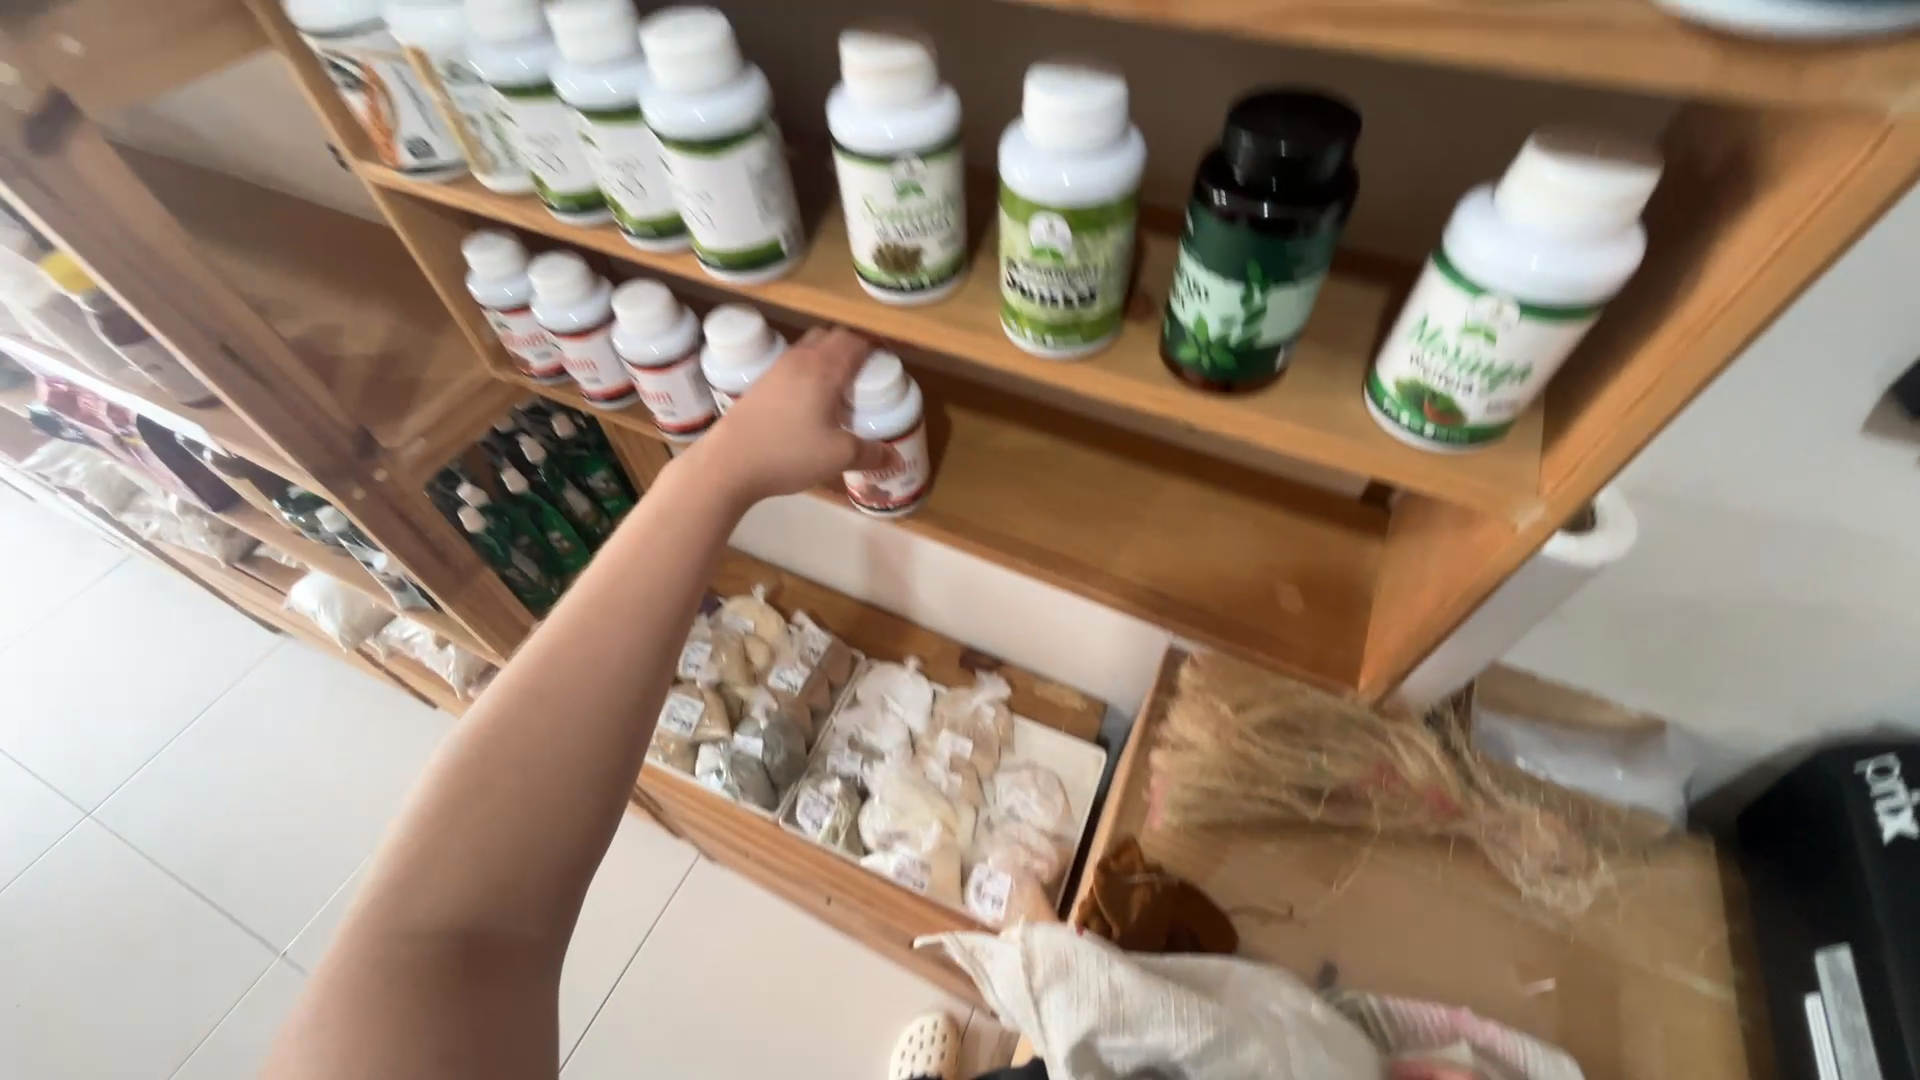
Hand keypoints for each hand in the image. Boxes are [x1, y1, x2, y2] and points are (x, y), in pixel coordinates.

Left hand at [687, 326, 898, 502]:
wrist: (728, 463)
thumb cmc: (788, 453)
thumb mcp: (838, 457)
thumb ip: (870, 454)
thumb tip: (895, 458)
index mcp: (823, 368)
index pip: (855, 340)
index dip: (876, 346)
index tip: (889, 362)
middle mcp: (800, 359)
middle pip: (832, 337)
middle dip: (854, 348)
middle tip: (868, 375)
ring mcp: (776, 370)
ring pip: (810, 349)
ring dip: (829, 359)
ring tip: (842, 388)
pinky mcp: (761, 385)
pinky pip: (794, 365)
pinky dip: (810, 372)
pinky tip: (813, 403)